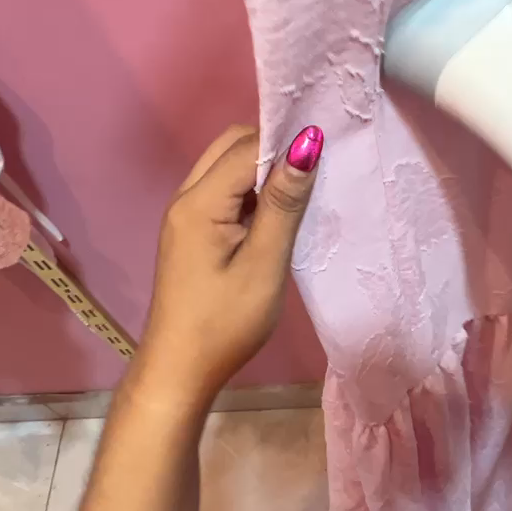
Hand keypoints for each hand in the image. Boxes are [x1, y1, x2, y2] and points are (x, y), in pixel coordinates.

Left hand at [137, 124, 322, 402]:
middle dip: (274, 147)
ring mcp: (187, 215)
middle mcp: (186, 197)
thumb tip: (307, 144)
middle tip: (318, 166)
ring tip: (305, 187)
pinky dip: (254, 190)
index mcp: (199, 201)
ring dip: (264, 169)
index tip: (330, 145)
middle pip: (232, 146)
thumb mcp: (264, 263)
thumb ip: (285, 203)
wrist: (181, 371)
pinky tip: (280, 211)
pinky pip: (226, 191)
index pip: (247, 146)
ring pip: (228, 167)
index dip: (287, 140)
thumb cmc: (225, 322)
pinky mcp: (194, 232)